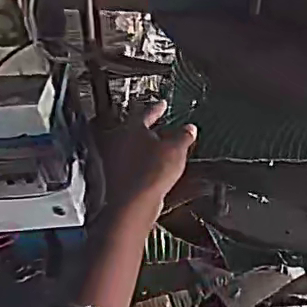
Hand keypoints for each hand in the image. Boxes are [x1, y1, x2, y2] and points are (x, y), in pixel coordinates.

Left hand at [98, 100, 194, 220]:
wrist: (134, 203)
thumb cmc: (150, 173)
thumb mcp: (176, 149)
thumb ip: (184, 136)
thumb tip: (189, 129)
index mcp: (133, 128)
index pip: (146, 112)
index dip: (157, 108)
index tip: (162, 104)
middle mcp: (120, 141)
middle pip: (137, 130)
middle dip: (151, 130)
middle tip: (164, 130)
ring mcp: (116, 160)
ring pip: (134, 149)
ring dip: (148, 150)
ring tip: (162, 154)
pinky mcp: (117, 178)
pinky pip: (133, 167)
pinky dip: (144, 167)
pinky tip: (154, 173)